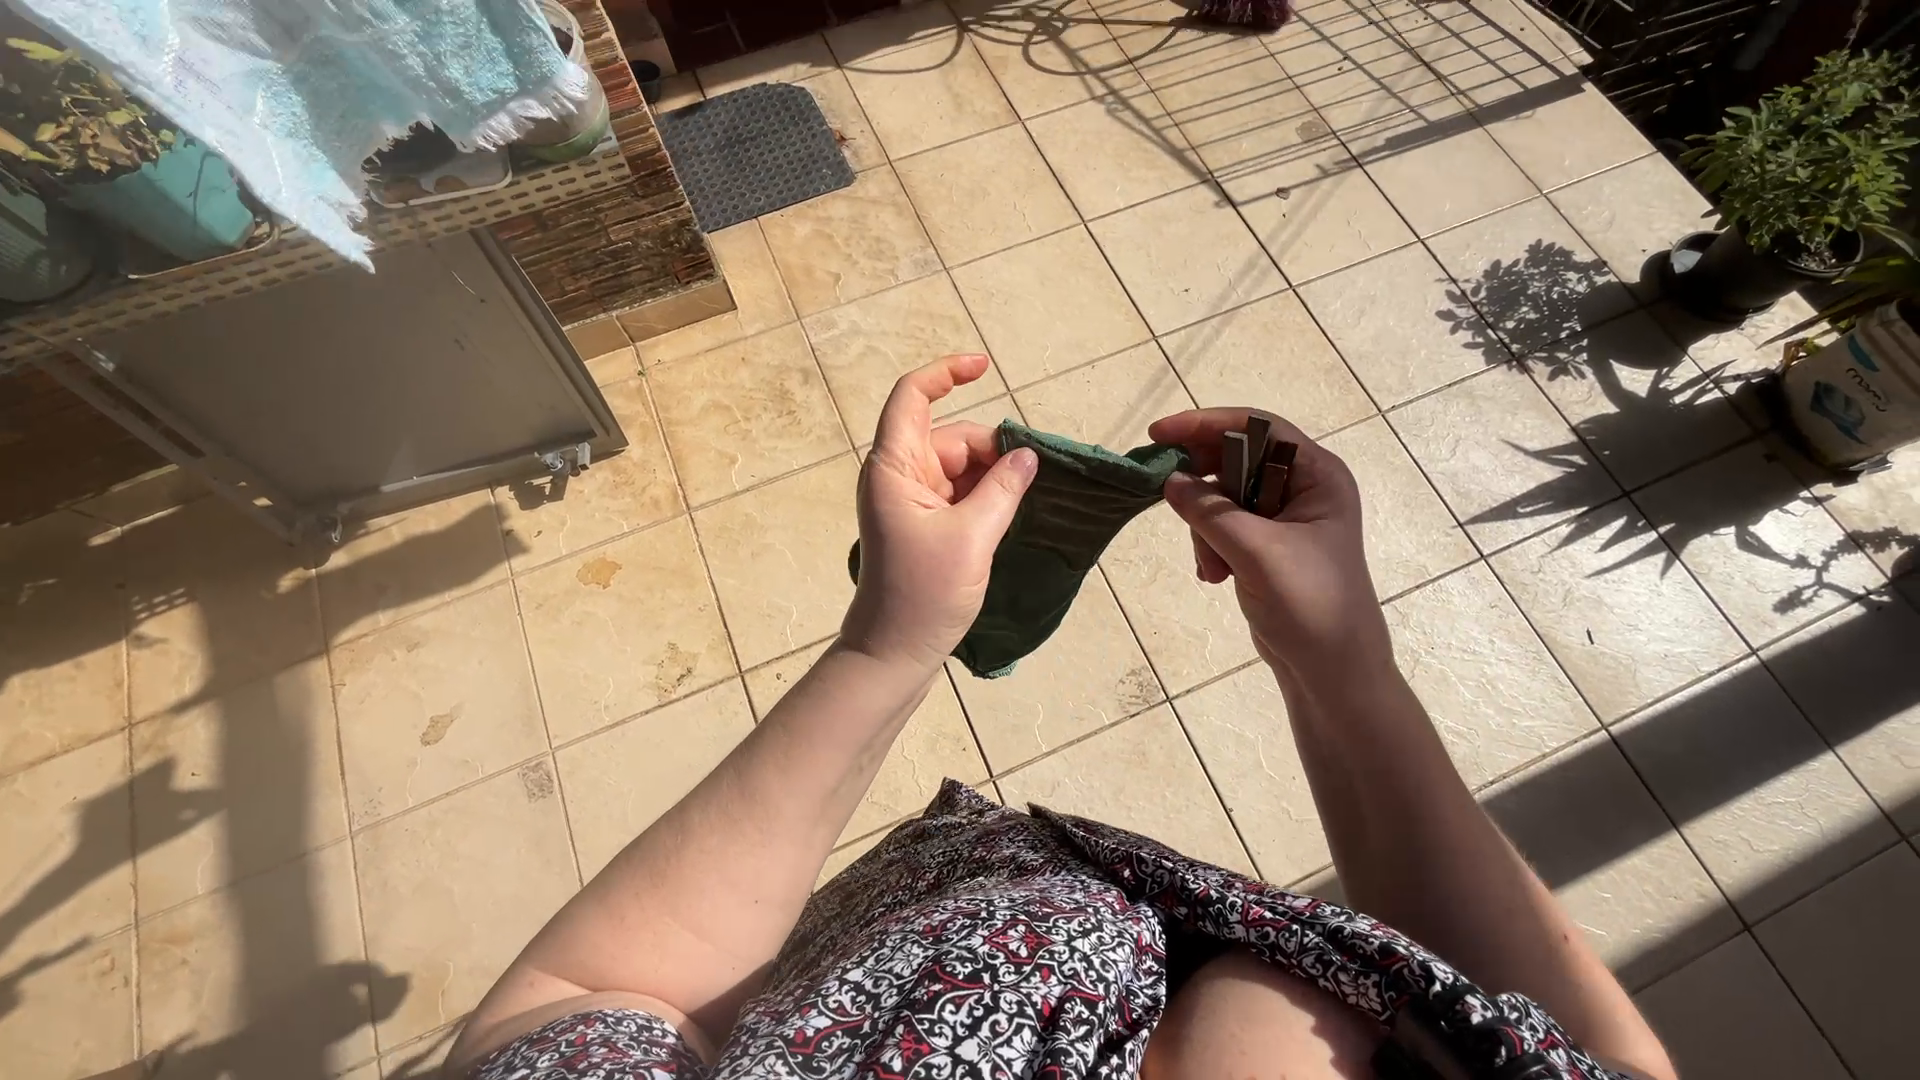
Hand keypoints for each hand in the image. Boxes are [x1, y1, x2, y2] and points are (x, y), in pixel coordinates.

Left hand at [842, 355, 1037, 671]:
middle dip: (992, 449)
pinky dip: (987, 495)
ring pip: (960, 466)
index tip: (985, 366)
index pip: (912, 397)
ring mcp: (912, 502)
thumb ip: (1003, 489)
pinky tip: (1013, 512)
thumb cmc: (923, 595)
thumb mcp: (972, 537)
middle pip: (951, 436)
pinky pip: (960, 493)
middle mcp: (899, 476)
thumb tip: (1028, 455)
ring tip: (1026, 500)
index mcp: (894, 468)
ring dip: (993, 476)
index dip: (945, 373)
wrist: (894, 653)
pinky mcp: (926, 525)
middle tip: (1033, 478)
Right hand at [1149, 408, 1391, 681]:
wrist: (1331, 669)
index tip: (1160, 433)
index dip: (1207, 425)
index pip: (1258, 428)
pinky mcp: (1263, 545)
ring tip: (1212, 567)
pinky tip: (1214, 575)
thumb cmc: (1310, 603)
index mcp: (1317, 475)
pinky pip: (1221, 527)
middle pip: (1235, 460)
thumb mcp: (1257, 552)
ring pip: (1221, 498)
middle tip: (1166, 496)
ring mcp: (1281, 518)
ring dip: (1204, 528)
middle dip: (1203, 488)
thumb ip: (1210, 512)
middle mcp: (1301, 488)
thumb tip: (1169, 481)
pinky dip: (1209, 546)